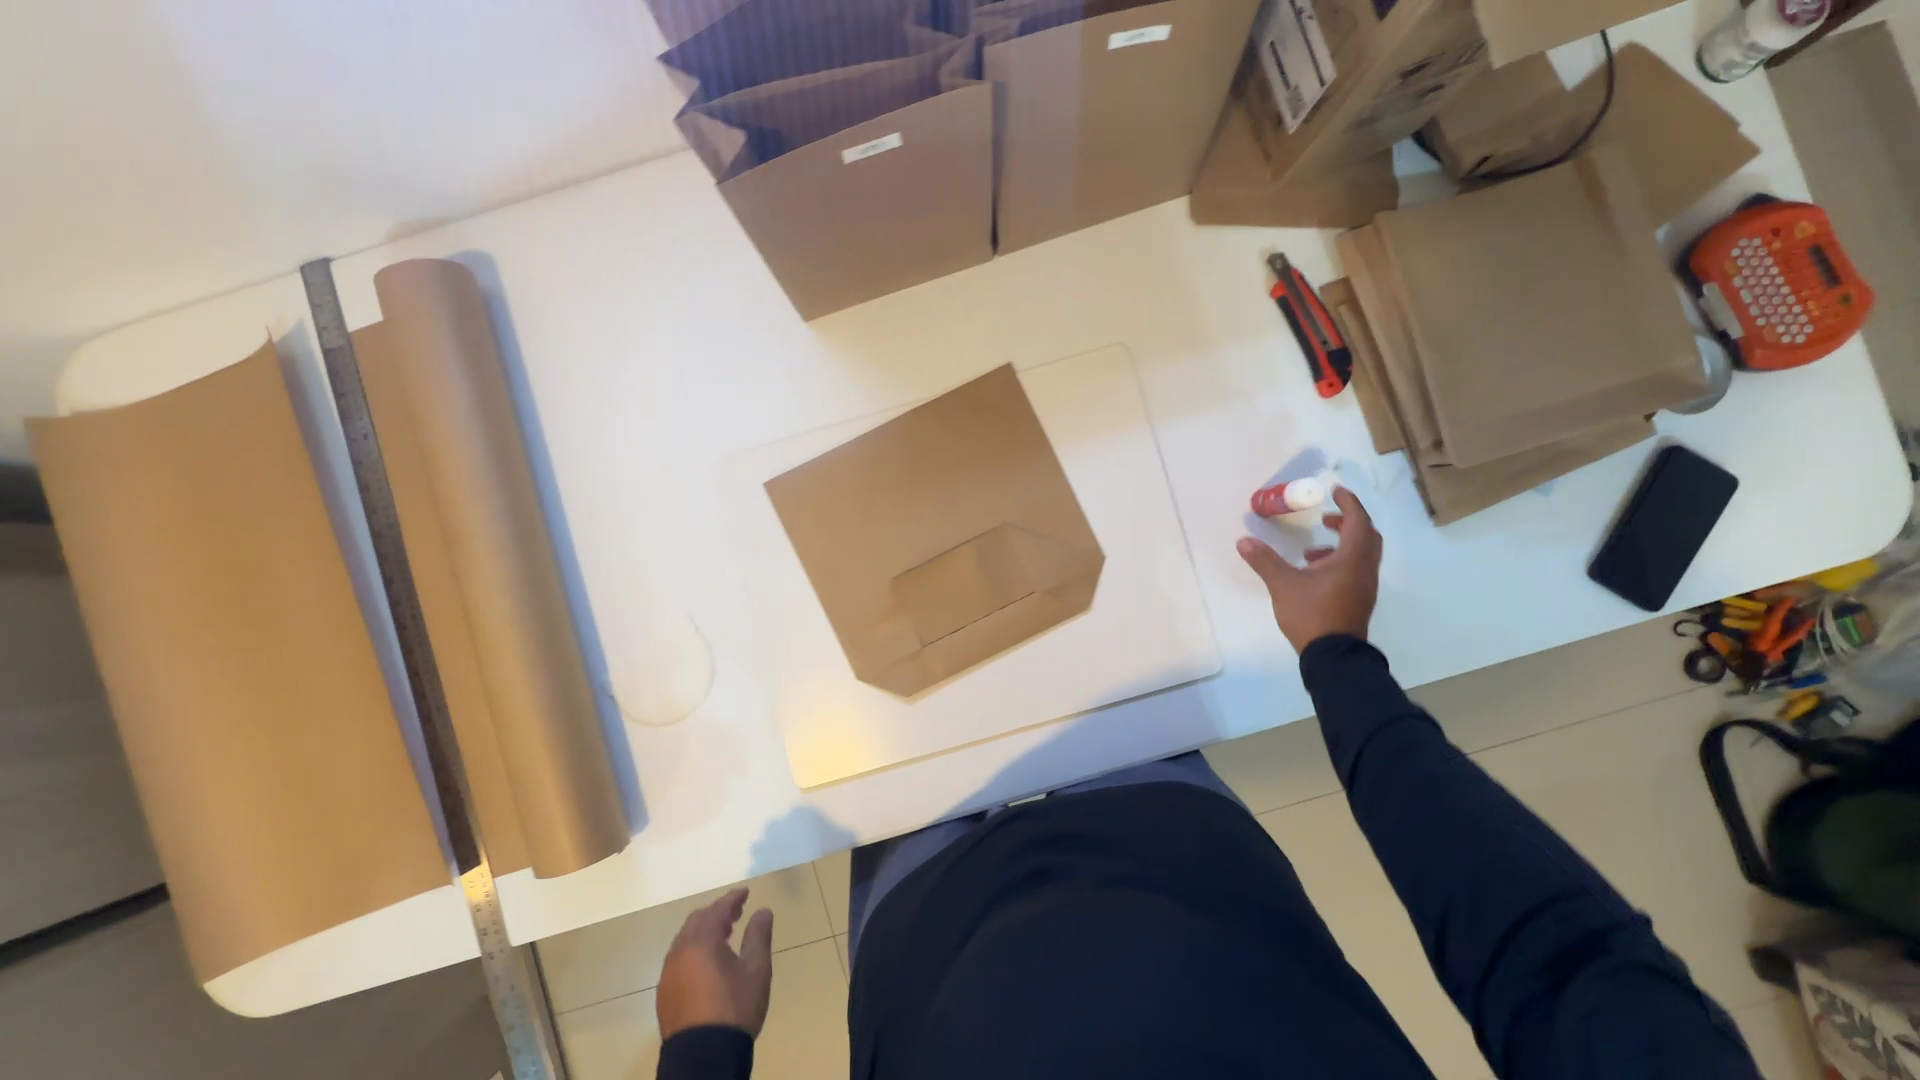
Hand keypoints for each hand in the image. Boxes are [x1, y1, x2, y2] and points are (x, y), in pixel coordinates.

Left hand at [657, 888, 773, 1039]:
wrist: (704, 1056)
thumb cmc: (734, 1009)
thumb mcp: (756, 971)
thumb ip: (759, 936)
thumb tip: (762, 911)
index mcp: (701, 942)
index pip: (717, 909)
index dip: (732, 898)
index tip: (746, 893)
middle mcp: (679, 953)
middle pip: (696, 921)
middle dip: (717, 913)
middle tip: (736, 914)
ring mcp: (668, 974)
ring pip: (684, 940)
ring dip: (704, 932)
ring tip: (724, 937)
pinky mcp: (664, 993)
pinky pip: (678, 959)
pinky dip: (693, 951)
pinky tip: (707, 964)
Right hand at [1237, 486, 1382, 652]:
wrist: (1333, 656)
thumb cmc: (1312, 614)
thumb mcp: (1283, 585)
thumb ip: (1265, 561)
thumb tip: (1244, 541)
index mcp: (1352, 558)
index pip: (1358, 521)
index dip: (1348, 503)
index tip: (1335, 491)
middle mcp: (1365, 568)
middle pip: (1367, 535)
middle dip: (1348, 522)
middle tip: (1326, 517)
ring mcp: (1365, 586)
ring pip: (1362, 554)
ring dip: (1343, 543)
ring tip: (1312, 549)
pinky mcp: (1359, 599)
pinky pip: (1356, 570)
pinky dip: (1340, 562)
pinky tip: (1314, 573)